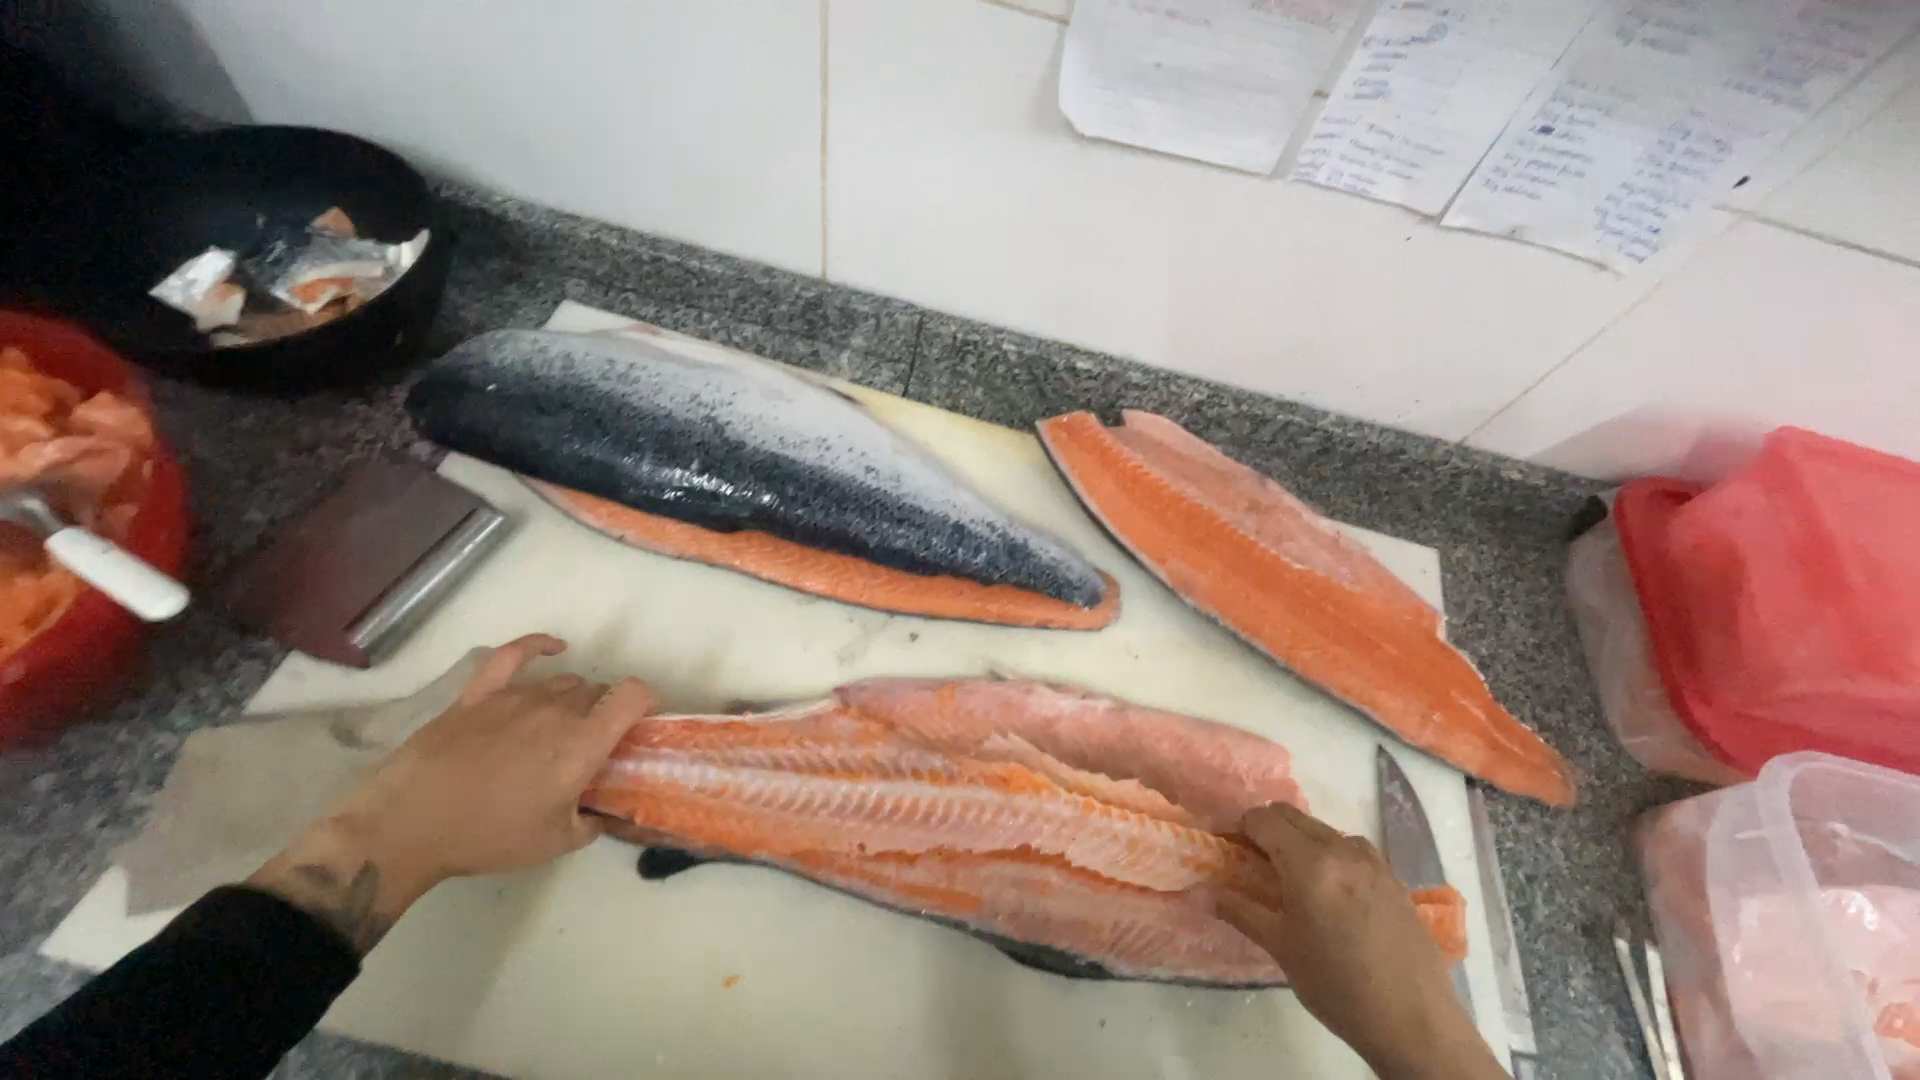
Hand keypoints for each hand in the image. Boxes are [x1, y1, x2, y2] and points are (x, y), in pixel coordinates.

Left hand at [249, 634, 655, 952]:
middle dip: (607, 711)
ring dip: (574, 699)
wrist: (405, 827)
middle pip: (599, 691)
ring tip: (561, 726)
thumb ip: (593, 820)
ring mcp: (515, 697)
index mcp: (582, 742)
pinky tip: (554, 648)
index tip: (644, 723)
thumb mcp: (556, 843)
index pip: (633, 695)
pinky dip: (538, 646)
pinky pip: (514, 655)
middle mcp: (556, 709)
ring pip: (564, 681)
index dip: (647, 703)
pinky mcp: (479, 694)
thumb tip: (605, 810)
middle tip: (594, 744)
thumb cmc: (487, 837)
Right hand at [1216, 802, 1504, 1079]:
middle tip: (1255, 863)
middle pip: (1291, 815)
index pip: (1262, 819)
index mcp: (1308, 862)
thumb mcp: (1281, 949)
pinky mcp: (1393, 878)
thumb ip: (1241, 912)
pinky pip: (1350, 849)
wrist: (1416, 1023)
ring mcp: (1372, 861)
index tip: (1231, 851)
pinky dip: (1329, 855)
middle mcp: (1341, 849)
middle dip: (1267, 830)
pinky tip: (1332, 895)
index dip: (1240, 829)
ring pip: (1322, 829)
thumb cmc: (1338, 986)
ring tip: (1294, 881)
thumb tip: (1206, 893)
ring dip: (1300, 840)